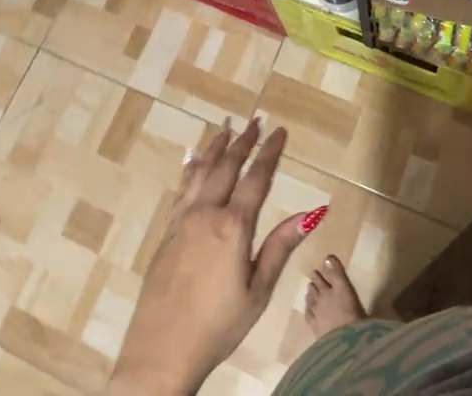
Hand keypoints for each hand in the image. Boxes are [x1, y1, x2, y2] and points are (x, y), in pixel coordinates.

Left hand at [108, 119, 319, 395]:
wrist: (161, 351)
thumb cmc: (218, 326)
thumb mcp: (258, 291)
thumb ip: (280, 247)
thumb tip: (311, 212)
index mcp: (233, 227)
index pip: (256, 179)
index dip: (269, 153)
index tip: (279, 131)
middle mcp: (206, 213)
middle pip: (227, 167)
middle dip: (243, 141)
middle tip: (255, 120)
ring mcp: (182, 220)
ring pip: (200, 171)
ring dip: (215, 147)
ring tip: (226, 127)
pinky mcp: (166, 232)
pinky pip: (182, 188)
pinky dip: (191, 168)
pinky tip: (192, 159)